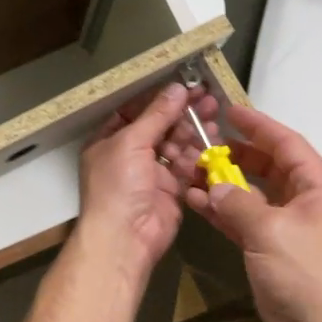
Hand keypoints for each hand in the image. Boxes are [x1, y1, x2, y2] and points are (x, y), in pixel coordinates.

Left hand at [75, 82, 201, 282]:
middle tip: (208, 98)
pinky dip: (198, 154)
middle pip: (158, 127)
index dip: (158, 98)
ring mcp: (149, 174)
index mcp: (107, 142)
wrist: (125, 237)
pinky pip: (186, 166)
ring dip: (193, 131)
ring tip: (214, 115)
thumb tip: (177, 89)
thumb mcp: (131, 142)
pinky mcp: (170, 190)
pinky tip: (214, 140)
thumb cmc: (117, 185)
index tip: (184, 84)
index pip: (133, 112)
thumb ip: (156, 115)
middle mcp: (127, 156)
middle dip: (182, 113)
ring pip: (175, 145)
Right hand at [174, 100, 321, 321]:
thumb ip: (238, 203)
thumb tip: (214, 187)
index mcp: (318, 189)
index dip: (260, 126)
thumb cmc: (303, 275)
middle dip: (238, 155)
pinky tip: (198, 204)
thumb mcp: (269, 232)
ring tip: (191, 174)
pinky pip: (246, 221)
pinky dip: (224, 213)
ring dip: (225, 185)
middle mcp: (307, 203)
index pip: (288, 145)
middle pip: (270, 167)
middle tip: (205, 145)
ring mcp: (290, 228)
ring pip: (254, 195)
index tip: (231, 111)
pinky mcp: (274, 251)